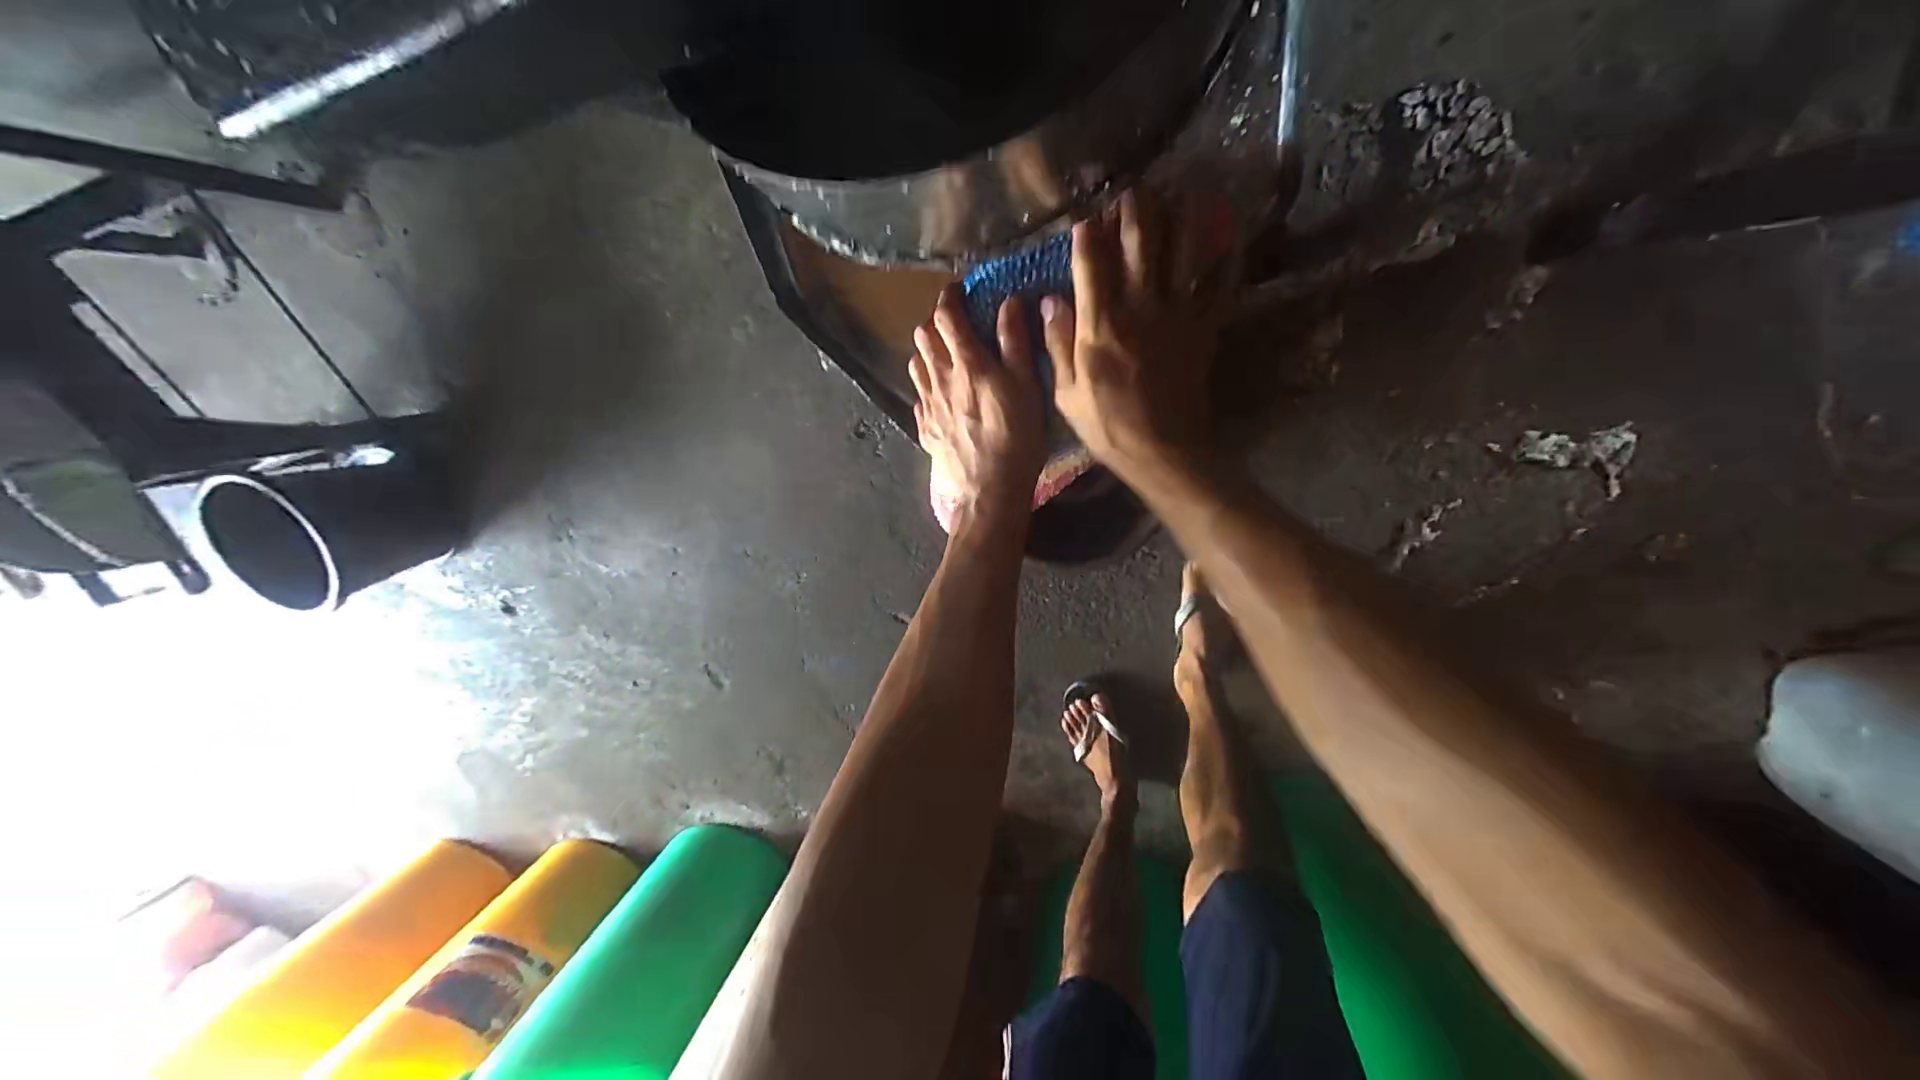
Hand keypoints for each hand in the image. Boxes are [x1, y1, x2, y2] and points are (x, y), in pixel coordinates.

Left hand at [910, 284, 1046, 527]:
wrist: (989, 490)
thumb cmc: (1017, 438)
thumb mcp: (1028, 386)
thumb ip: (1016, 342)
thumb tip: (1010, 302)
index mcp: (967, 364)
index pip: (946, 315)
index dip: (950, 297)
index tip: (960, 292)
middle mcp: (940, 379)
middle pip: (923, 336)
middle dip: (936, 322)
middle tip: (955, 325)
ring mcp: (928, 405)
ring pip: (915, 364)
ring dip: (928, 352)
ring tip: (946, 357)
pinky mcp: (924, 428)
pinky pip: (918, 395)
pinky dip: (927, 384)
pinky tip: (943, 395)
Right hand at [1042, 188, 1230, 485]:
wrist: (1162, 450)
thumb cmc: (1107, 426)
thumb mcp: (1066, 392)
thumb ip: (1058, 343)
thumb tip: (1050, 300)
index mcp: (1100, 324)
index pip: (1090, 262)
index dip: (1087, 232)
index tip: (1086, 212)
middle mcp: (1140, 307)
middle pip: (1139, 243)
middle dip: (1135, 209)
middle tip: (1134, 187)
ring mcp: (1178, 314)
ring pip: (1183, 251)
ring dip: (1183, 216)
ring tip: (1182, 189)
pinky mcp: (1205, 327)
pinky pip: (1220, 285)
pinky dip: (1227, 258)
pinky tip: (1229, 234)